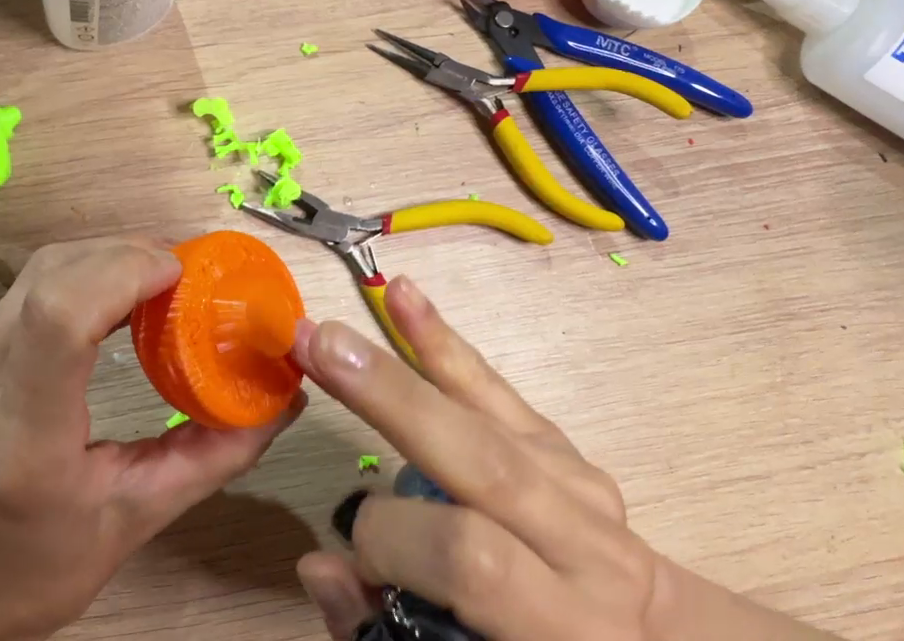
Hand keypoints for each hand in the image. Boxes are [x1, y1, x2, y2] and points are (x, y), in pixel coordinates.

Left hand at [0, 236, 306, 640]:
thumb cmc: (45, 567)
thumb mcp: (138, 520)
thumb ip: (213, 456)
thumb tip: (280, 399)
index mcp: (23, 442)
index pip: (60, 319)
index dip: (122, 273)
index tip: (181, 272)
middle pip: (49, 280)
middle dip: (123, 256)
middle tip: (185, 268)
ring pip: (34, 274)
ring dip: (100, 257)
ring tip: (158, 272)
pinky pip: (23, 291)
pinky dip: (77, 275)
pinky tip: (115, 289)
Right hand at [293, 276, 840, 640]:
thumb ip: (381, 632)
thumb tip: (320, 563)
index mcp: (562, 622)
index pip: (464, 552)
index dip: (389, 539)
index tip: (355, 555)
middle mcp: (587, 548)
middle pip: (484, 462)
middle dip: (391, 399)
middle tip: (317, 349)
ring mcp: (582, 488)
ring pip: (491, 416)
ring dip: (408, 364)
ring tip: (338, 328)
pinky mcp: (568, 451)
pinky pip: (502, 394)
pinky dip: (446, 345)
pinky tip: (404, 296)